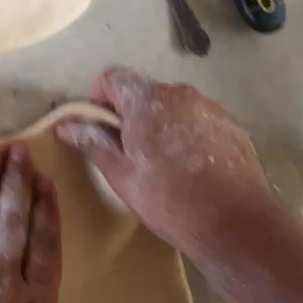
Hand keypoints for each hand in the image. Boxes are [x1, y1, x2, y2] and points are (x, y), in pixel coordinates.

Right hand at [55, 67, 275, 265]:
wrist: (238, 225)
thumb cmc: (170, 201)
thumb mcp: (122, 175)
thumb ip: (93, 142)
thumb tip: (65, 124)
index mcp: (146, 100)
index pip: (112, 77)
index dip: (100, 98)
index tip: (102, 129)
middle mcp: (177, 92)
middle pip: (143, 92)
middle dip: (131, 115)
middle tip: (131, 153)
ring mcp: (207, 106)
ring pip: (171, 106)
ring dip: (160, 124)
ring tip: (165, 164)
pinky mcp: (230, 123)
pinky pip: (197, 118)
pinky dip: (187, 133)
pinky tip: (193, 167)